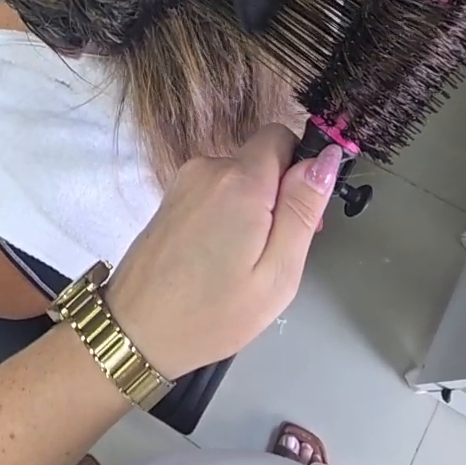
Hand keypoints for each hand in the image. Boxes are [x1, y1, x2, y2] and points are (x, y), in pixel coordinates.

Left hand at [103, 125, 342, 378]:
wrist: (138, 329)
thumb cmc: (212, 312)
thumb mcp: (278, 271)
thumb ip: (303, 208)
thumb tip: (327, 157)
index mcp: (238, 181)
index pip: (280, 135)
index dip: (301, 168)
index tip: (303, 214)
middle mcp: (207, 169)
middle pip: (259, 160)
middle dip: (279, 196)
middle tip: (276, 254)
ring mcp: (184, 181)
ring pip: (238, 178)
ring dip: (253, 209)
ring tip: (244, 263)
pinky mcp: (171, 197)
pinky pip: (215, 192)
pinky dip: (228, 216)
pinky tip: (221, 258)